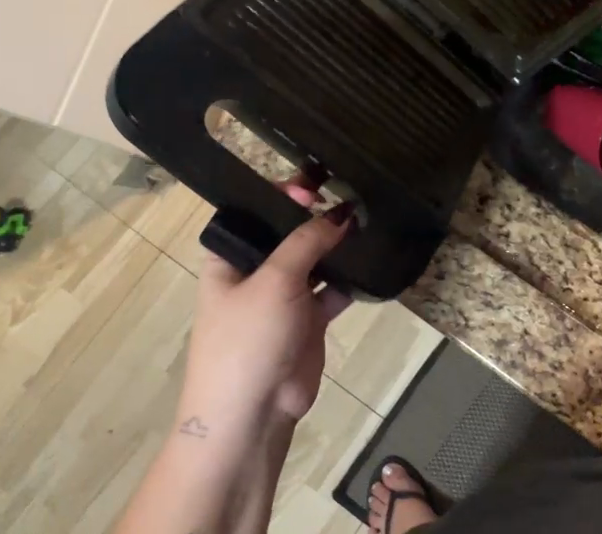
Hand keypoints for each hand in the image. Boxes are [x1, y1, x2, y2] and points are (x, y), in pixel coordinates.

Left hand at [177, 175, 353, 437]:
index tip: (313, 186)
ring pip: (315, 261)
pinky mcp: (309, 322)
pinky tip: (372, 260)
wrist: (250, 416)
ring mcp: (283, 299)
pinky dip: (351, 278)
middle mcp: (255, 274)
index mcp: (229, 260)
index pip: (252, 214)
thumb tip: (340, 213)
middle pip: (287, 235)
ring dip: (337, 246)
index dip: (279, 196)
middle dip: (315, 217)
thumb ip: (307, 242)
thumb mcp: (274, 281)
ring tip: (368, 219)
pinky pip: (333, 290)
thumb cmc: (246, 341)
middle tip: (350, 191)